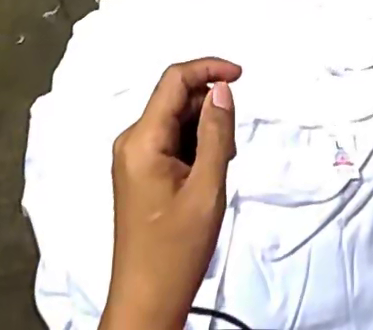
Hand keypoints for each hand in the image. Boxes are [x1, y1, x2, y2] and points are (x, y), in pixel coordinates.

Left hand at [101, 58, 241, 329]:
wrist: (146, 304)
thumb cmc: (175, 252)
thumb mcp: (206, 191)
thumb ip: (217, 134)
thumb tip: (222, 89)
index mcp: (142, 139)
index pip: (174, 80)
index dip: (208, 68)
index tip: (240, 75)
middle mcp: (132, 140)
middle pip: (175, 100)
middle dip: (209, 111)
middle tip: (230, 150)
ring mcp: (133, 156)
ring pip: (175, 121)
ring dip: (203, 132)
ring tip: (217, 172)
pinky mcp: (139, 172)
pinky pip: (170, 141)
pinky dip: (193, 148)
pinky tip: (205, 177)